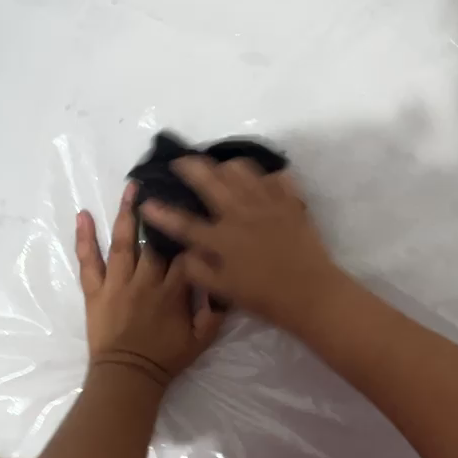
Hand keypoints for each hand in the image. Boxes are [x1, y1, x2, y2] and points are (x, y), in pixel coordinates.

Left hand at [76, 183, 222, 387]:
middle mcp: (146, 281)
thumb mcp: (204, 338)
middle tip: (165, 185)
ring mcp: (117, 284)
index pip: (185, 254)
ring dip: (127, 213)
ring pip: (123, 243)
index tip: (197, 209)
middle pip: (154, 242)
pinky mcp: (95, 290)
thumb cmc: (167, 358)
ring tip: (131, 187)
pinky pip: (89, 261)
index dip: (192, 232)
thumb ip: (216, 310)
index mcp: (173, 292)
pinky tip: (84, 215)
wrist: (128, 377)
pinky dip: (85, 238)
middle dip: (160, 213)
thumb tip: (225, 282)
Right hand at [138, 157, 345, 327]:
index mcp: (222, 239)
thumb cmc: (265, 296)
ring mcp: (268, 204)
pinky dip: (266, 174)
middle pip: (211, 180)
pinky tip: (261, 177)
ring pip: (243, 170)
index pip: (184, 222)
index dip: (162, 212)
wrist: (311, 292)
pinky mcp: (291, 203)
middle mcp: (241, 214)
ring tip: (220, 166)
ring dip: (226, 164)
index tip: (147, 201)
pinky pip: (277, 177)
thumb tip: (183, 252)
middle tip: (181, 161)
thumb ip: (198, 270)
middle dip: (191, 166)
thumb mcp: (224, 291)